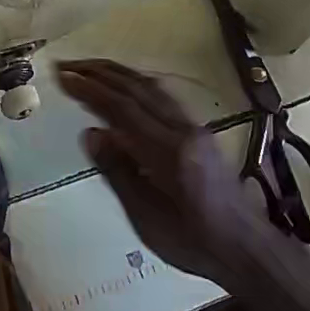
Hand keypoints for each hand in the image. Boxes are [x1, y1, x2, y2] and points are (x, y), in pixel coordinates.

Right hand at [56, 59, 283, 285]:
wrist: (245, 246)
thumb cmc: (193, 241)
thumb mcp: (147, 217)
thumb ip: (119, 172)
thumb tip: (91, 133)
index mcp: (170, 151)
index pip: (123, 109)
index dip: (91, 90)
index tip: (64, 77)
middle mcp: (184, 129)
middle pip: (138, 89)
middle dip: (100, 73)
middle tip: (68, 64)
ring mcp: (195, 128)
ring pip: (154, 88)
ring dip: (120, 74)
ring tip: (90, 68)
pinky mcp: (200, 133)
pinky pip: (165, 98)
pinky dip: (139, 85)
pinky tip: (127, 87)